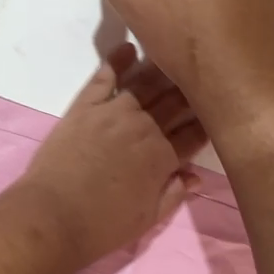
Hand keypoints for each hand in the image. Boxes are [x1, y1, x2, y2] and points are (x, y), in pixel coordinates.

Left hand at [13, 43, 206, 266]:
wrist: (54, 216)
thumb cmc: (102, 226)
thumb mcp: (147, 219)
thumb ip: (174, 194)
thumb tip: (197, 177)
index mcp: (164, 157)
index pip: (197, 131)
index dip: (210, 119)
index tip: (220, 106)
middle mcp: (145, 127)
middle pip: (176, 100)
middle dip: (192, 87)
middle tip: (201, 73)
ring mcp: (113, 112)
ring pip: (146, 82)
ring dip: (162, 68)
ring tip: (174, 54)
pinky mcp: (84, 106)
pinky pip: (104, 77)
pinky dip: (117, 60)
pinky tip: (129, 47)